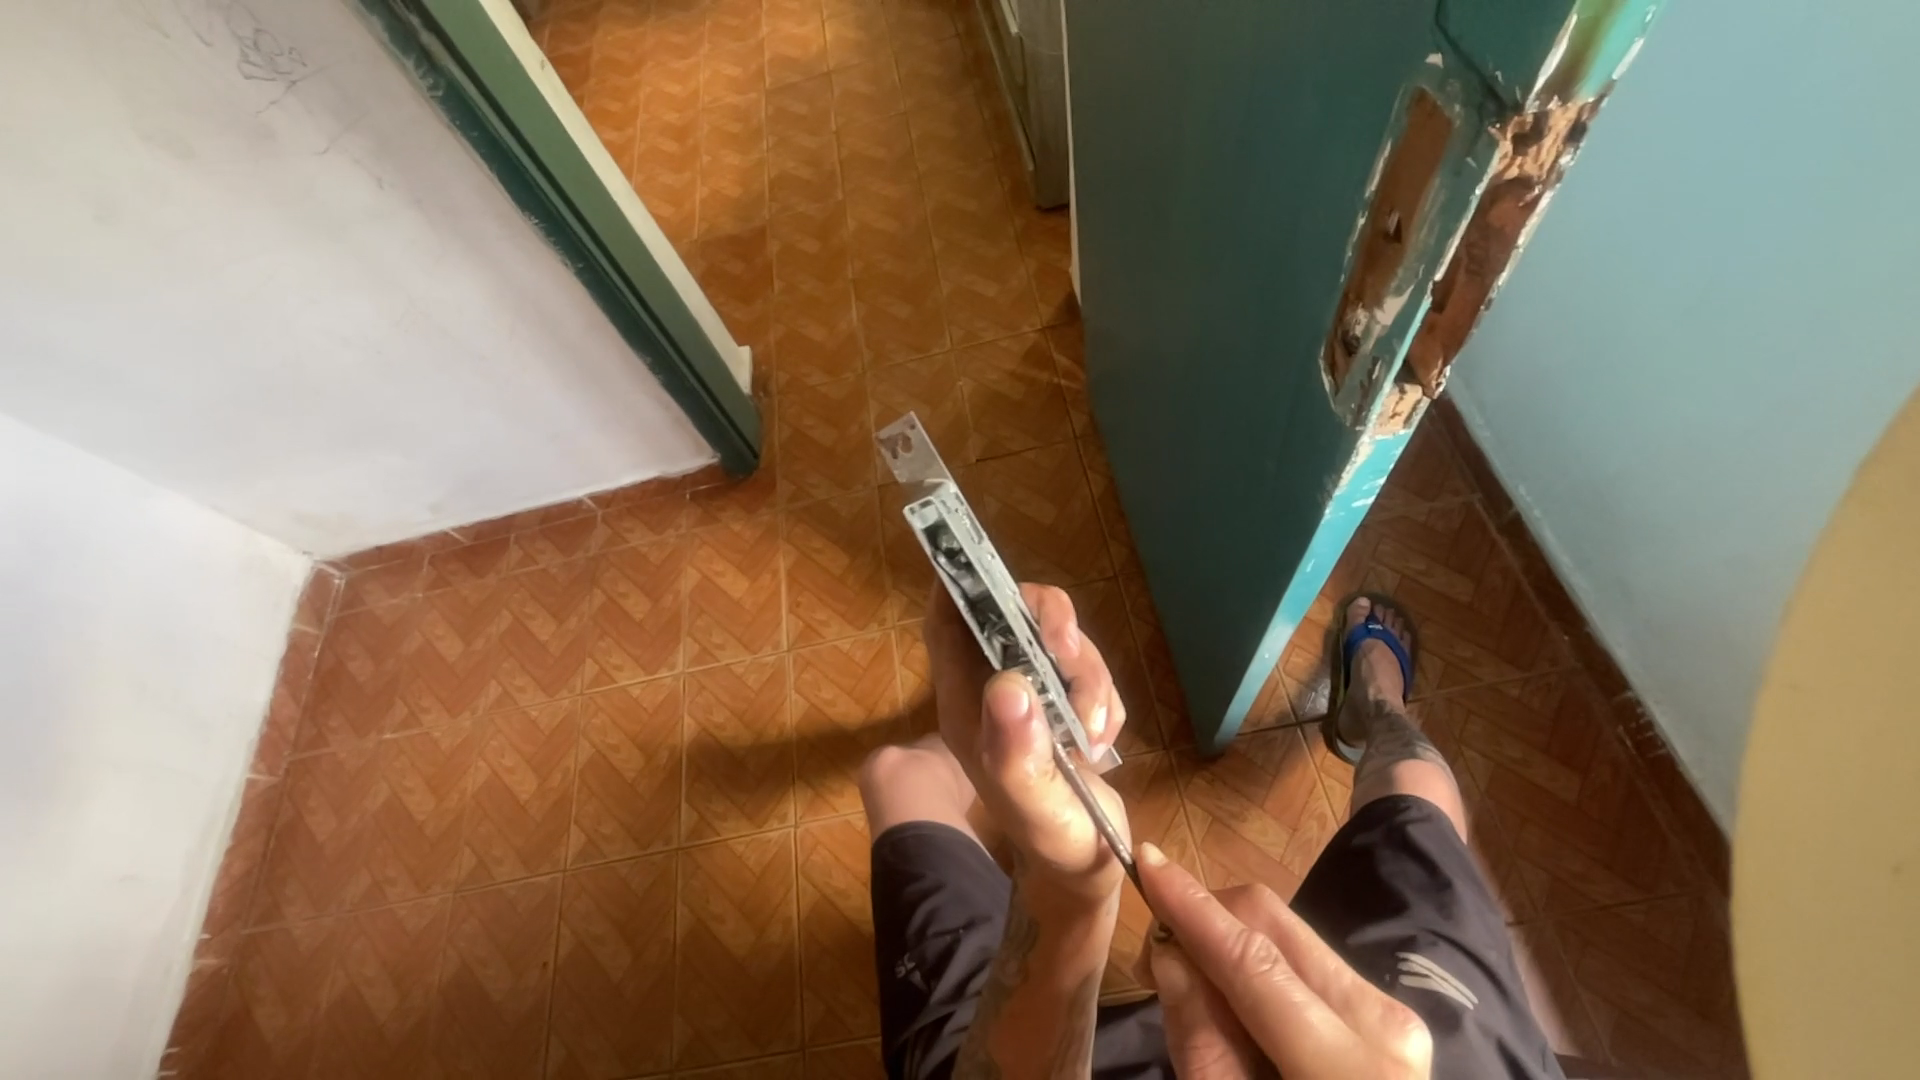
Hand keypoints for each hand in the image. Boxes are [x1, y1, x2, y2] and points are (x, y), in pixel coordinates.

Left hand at [925, 582, 1130, 901]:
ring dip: (1088, 675)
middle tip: (1071, 653)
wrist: (1084, 863)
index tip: (984, 562)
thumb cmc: (1050, 840)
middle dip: (1050, 623)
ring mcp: (1034, 692)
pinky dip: (1105, 699)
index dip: (958, 585)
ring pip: (1061, 643)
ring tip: (1093, 734)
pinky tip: (1102, 743)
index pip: (948, 624)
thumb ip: (1017, 754)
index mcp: (967, 700)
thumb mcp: (1032, 806)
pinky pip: (1089, 673)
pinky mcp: (1068, 702)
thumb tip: (1009, 684)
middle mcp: (995, 686)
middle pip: (1016, 617)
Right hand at [1135, 844, 1432, 1079]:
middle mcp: (1380, 1024)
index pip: (1252, 959)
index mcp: (1347, 1069)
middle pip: (1270, 921)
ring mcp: (1392, 1016)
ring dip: (1227, 939)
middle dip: (1205, 917)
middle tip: (1158, 956)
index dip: (1192, 906)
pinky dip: (1259, 964)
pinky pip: (1305, 959)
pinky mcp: (1389, 1014)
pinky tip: (1240, 1003)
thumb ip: (1199, 1039)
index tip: (1145, 859)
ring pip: (1285, 931)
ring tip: (1195, 986)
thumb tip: (1170, 956)